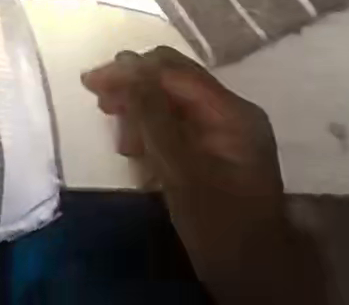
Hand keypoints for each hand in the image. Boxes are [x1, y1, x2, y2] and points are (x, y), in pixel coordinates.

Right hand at [81, 46, 282, 208]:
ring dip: (138, 108)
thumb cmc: (219, 228)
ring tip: (120, 138)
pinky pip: (175, 119)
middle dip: (132, 86)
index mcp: (232, 112)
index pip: (172, 71)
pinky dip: (150, 126)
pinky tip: (134, 147)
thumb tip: (125, 66)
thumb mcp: (179, 170)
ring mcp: (225, 128)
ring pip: (169, 97)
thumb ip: (152, 114)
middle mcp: (231, 111)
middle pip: (171, 78)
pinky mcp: (214, 146)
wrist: (257, 287)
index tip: (92, 83)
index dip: (130, 71)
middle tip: (100, 102)